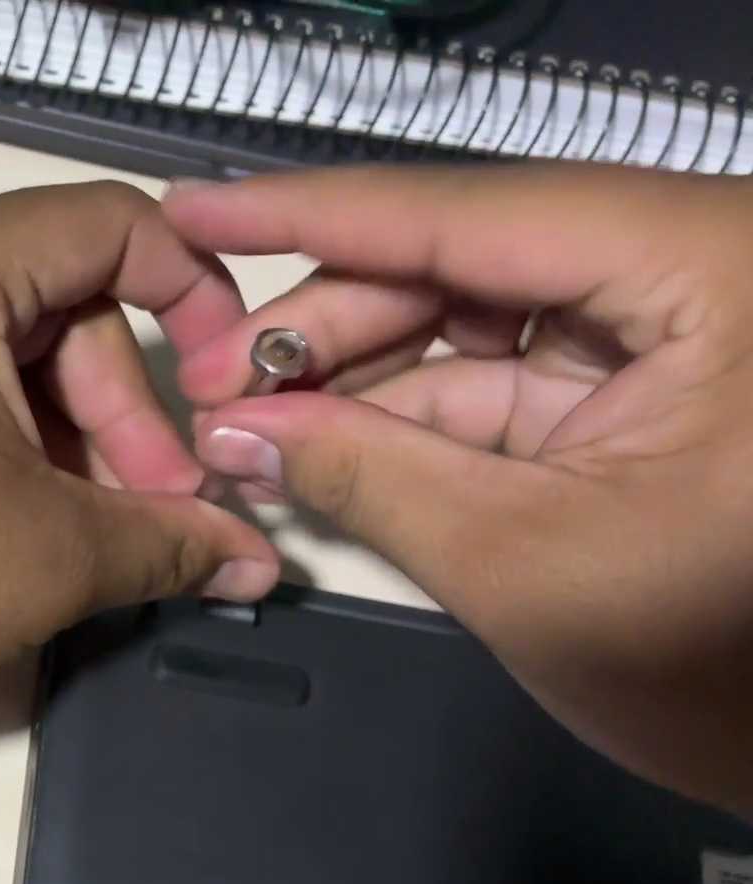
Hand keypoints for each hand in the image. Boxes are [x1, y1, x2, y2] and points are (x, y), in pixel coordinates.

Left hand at [0, 182, 279, 765]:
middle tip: (156, 502)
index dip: (193, 292)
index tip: (228, 378)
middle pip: (47, 298)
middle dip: (117, 404)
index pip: (102, 226)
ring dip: (61, 428)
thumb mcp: (52, 557)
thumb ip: (173, 536)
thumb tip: (256, 557)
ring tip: (96, 524)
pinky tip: (24, 508)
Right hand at [164, 164, 752, 819]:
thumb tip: (227, 433)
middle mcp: (700, 277)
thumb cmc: (727, 667)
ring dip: (332, 376)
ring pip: (449, 324)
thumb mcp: (518, 564)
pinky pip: (471, 382)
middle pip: (452, 266)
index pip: (475, 216)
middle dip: (312, 329)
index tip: (193, 206)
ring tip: (237, 426)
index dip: (310, 212)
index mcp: (730, 279)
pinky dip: (377, 416)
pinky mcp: (630, 393)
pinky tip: (297, 444)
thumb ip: (362, 477)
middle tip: (206, 386)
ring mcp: (663, 338)